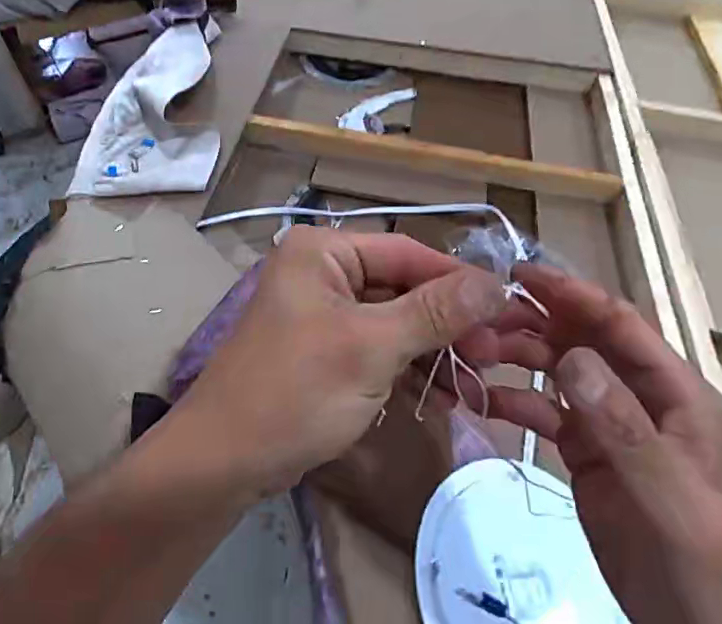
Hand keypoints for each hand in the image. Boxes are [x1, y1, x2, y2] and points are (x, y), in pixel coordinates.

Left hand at [169, 226, 507, 490]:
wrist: (216, 470)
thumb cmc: (294, 394)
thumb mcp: (371, 348)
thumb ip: (435, 311)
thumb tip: (496, 284)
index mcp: (324, 252)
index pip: (408, 253)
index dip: (458, 280)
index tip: (504, 306)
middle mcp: (324, 271)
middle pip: (404, 286)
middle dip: (449, 321)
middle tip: (493, 350)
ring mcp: (324, 312)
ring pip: (397, 319)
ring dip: (437, 347)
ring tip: (479, 373)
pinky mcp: (326, 349)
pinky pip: (381, 346)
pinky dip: (412, 366)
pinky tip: (448, 390)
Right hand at [489, 264, 721, 623]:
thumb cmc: (706, 561)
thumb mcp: (671, 495)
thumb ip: (624, 427)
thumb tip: (571, 356)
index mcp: (675, 391)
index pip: (621, 325)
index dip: (574, 295)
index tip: (523, 273)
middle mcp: (642, 397)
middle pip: (585, 342)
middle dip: (537, 323)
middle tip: (482, 317)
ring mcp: (614, 428)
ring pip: (563, 375)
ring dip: (523, 359)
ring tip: (475, 352)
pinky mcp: (591, 459)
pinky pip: (551, 418)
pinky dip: (520, 405)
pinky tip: (485, 401)